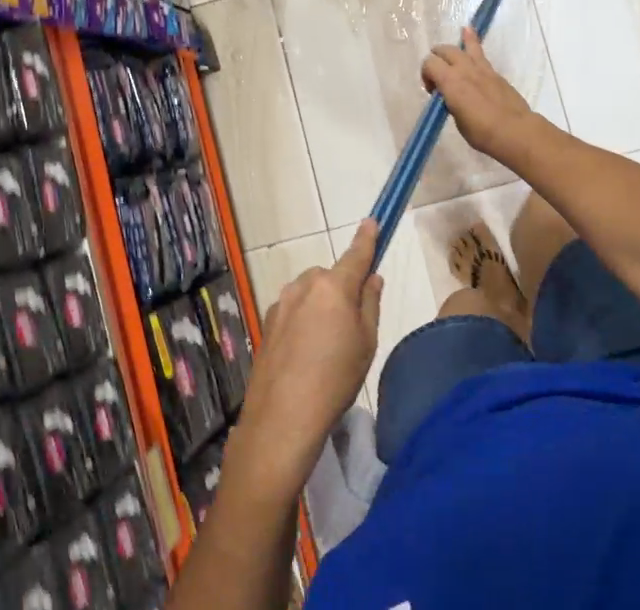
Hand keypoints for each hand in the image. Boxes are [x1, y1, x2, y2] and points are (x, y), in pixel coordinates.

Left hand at [236, 221, 384, 488]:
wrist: (282, 418)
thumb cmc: (336, 379)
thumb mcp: (366, 342)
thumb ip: (370, 304)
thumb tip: (371, 278)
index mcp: (333, 287)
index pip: (356, 255)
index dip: (367, 239)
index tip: (373, 221)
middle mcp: (303, 287)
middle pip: (330, 276)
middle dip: (342, 289)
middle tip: (354, 324)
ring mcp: (280, 306)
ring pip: (309, 294)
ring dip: (321, 306)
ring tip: (328, 347)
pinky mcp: (267, 326)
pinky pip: (293, 312)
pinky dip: (304, 321)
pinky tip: (307, 355)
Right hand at [421, 26, 535, 156]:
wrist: (514, 131)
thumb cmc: (482, 132)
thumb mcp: (458, 120)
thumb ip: (451, 102)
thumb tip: (452, 97)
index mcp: (450, 81)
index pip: (429, 63)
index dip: (426, 73)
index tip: (432, 91)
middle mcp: (464, 69)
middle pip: (445, 51)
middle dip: (437, 57)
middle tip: (438, 71)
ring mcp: (482, 69)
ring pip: (467, 47)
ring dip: (461, 41)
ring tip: (463, 30)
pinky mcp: (495, 74)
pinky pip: (481, 55)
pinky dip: (474, 45)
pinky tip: (472, 39)